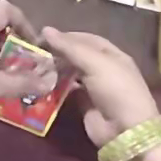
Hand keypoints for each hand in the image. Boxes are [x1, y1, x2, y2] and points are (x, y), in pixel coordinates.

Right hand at [41, 28, 160, 147]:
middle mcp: (104, 69)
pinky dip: (56, 86)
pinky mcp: (85, 104)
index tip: (44, 36)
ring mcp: (94, 88)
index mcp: (112, 55)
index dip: (67, 36)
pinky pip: (68, 91)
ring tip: (35, 66)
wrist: (125, 130)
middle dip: (59, 52)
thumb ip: (70, 47)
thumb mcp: (95, 63)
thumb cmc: (115, 89)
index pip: (87, 39)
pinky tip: (41, 82)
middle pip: (78, 56)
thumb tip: (45, 30)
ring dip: (55, 69)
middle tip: (35, 51)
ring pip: (71, 73)